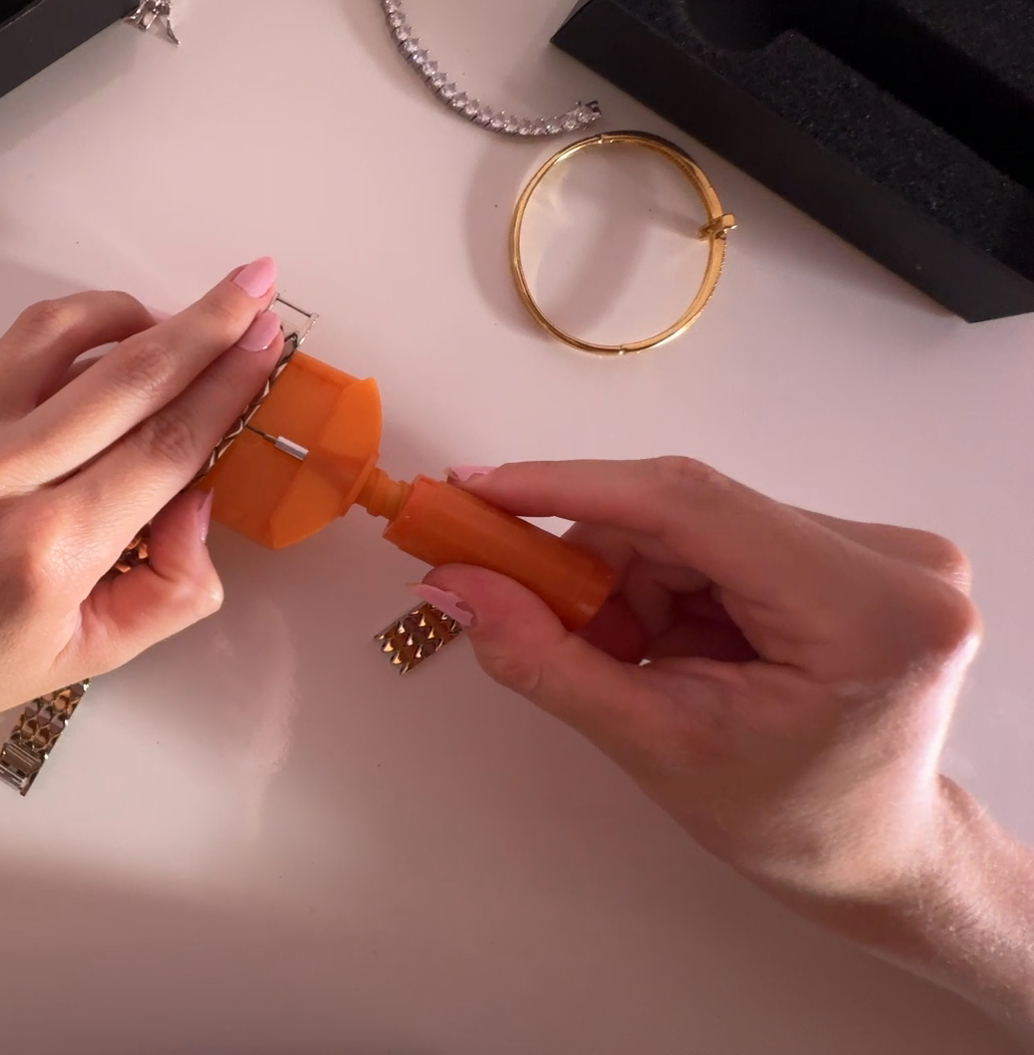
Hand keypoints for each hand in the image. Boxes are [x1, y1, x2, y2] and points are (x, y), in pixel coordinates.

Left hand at [0, 260, 285, 757]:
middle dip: (203, 324)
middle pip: (125, 378)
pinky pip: (10, 360)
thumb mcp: (95, 653)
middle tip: (254, 282)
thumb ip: (172, 585)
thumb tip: (194, 492)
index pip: (164, 448)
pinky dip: (68, 342)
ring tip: (169, 320)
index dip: (226, 387)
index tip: (265, 342)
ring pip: (55, 335)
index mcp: (52, 550)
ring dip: (128, 311)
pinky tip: (95, 359)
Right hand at [417, 457, 981, 901]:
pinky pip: (687, 536)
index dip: (566, 485)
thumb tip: (448, 580)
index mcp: (867, 610)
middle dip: (585, 565)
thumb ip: (537, 657)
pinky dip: (639, 584)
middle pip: (671, 514)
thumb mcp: (642, 742)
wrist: (870, 847)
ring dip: (612, 581)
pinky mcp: (829, 549)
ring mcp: (863, 546)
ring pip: (669, 524)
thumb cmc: (778, 815)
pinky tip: (650, 639)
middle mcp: (884, 555)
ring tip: (619, 656)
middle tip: (531, 617)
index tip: (471, 490)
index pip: (688, 504)